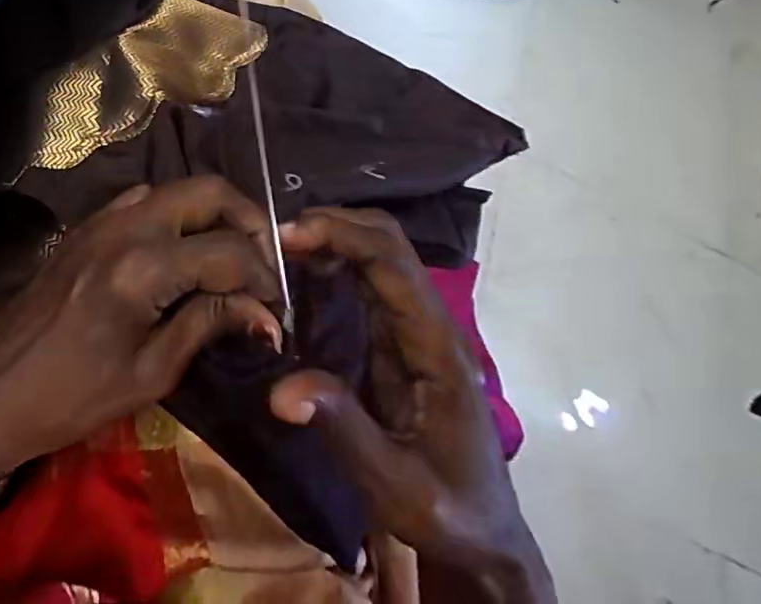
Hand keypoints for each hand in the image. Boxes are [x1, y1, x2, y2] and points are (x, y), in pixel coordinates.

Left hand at [0, 175, 282, 479]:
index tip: (275, 306)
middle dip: (248, 221)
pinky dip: (178, 214)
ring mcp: (103, 218)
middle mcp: (126, 225)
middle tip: (263, 265)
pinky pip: (146, 200)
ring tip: (230, 259)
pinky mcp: (88, 225)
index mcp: (143, 267)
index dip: (262, 276)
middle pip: (209, 191)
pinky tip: (182, 252)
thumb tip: (265, 313)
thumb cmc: (72, 397)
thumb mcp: (151, 371)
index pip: (228, 250)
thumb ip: (210, 324)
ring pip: (178, 188)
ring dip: (213, 214)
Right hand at [269, 208, 548, 603]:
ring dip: (331, 239)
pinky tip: (297, 274)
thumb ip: (344, 432)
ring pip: (377, 255)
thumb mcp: (398, 488)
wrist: (485, 536)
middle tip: (275, 236)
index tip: (288, 234)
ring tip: (277, 247)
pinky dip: (331, 265)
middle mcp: (429, 323)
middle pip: (389, 244)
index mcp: (438, 346)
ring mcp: (414, 328)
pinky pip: (365, 284)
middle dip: (334, 225)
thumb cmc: (449, 513)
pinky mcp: (397, 338)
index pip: (394, 264)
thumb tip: (279, 390)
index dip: (342, 236)